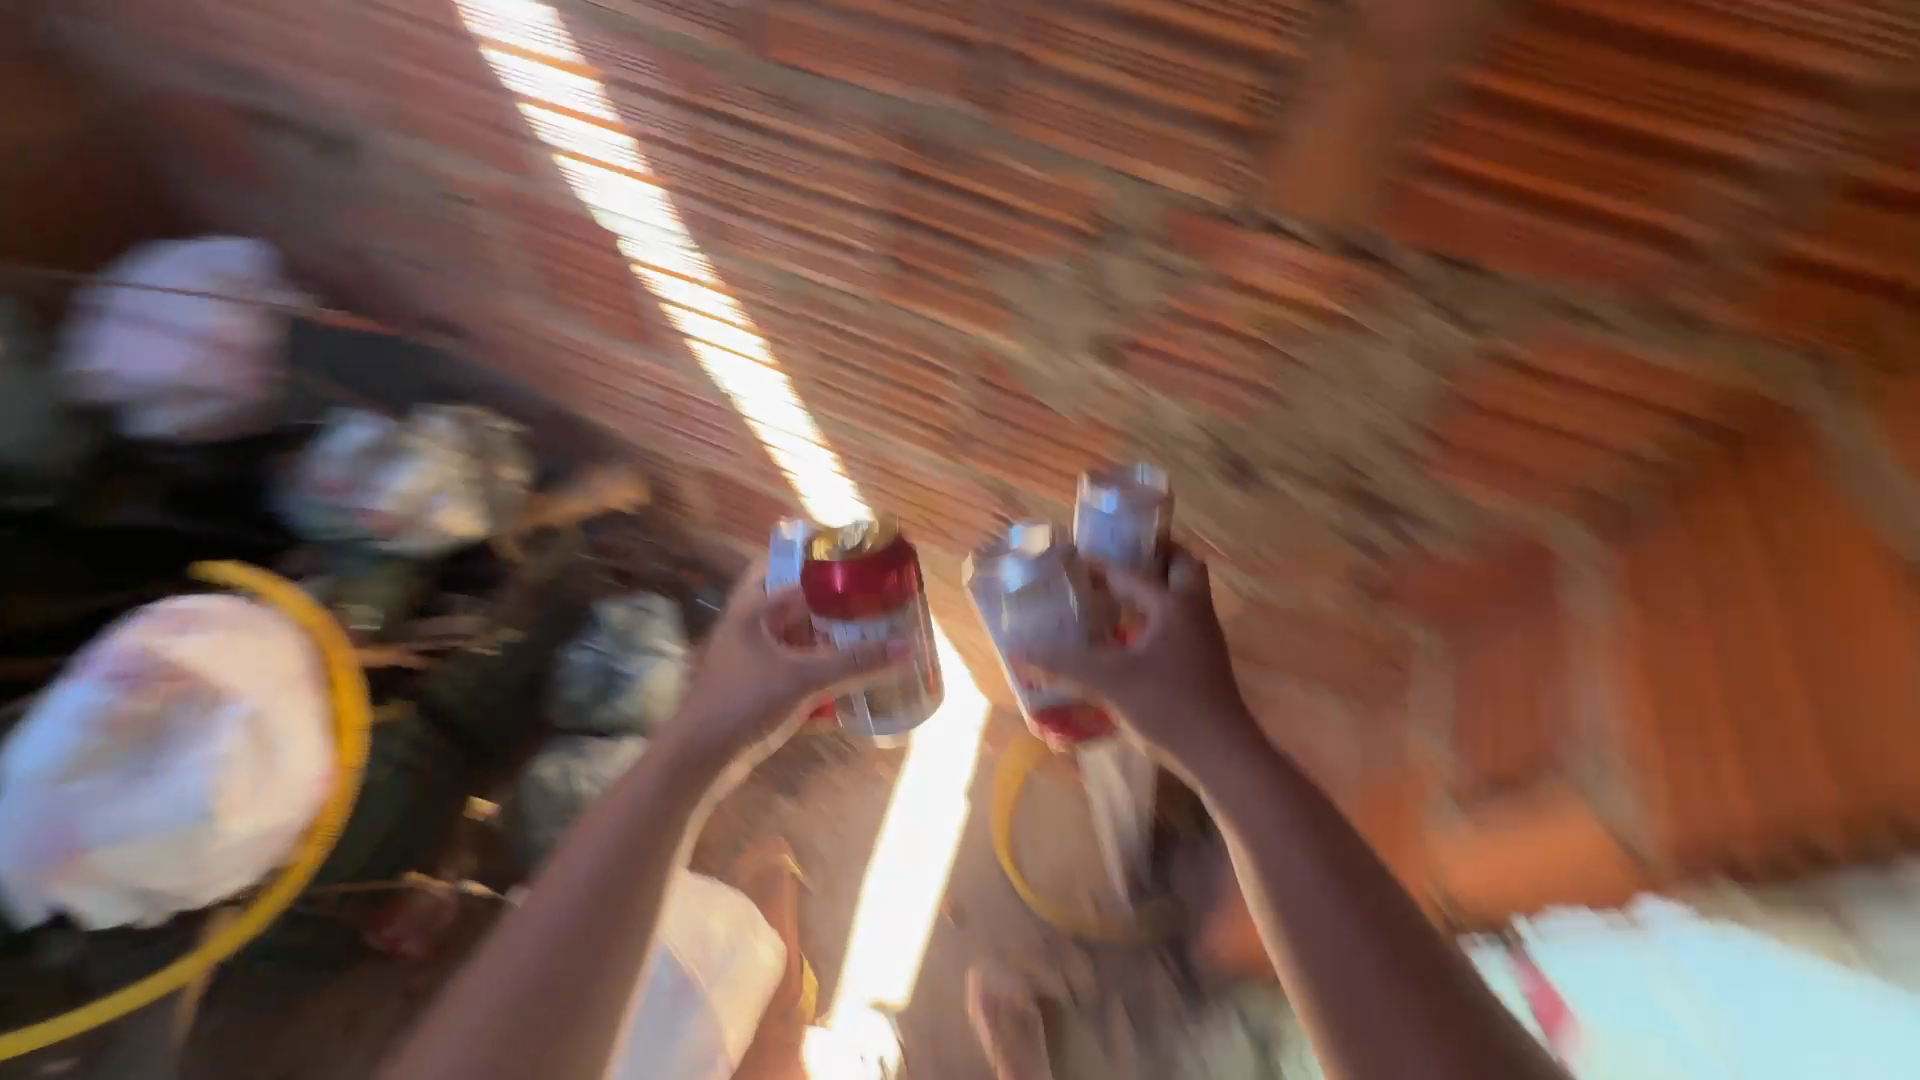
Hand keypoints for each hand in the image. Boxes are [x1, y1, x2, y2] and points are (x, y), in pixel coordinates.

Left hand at [660, 559, 902, 772]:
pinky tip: (846, 666)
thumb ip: (855, 662)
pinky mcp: (756, 679)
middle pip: (794, 598)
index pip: (790, 567)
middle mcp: (749, 623)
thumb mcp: (805, 679)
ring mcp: (751, 652)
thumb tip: (906, 648)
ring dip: (826, 630)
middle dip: (830, 599)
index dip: (825, 562)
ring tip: (867, 626)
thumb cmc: (745, 703)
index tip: (862, 563)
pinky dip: (818, 658)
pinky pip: (794, 658)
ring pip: (795, 630)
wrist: (701, 757)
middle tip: (869, 596)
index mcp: (752, 607)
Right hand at [1017, 549, 1257, 765]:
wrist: (1222, 755)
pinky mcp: (1202, 664)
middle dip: (1152, 556)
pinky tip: (1127, 640)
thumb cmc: (1169, 707)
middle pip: (1181, 566)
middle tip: (1116, 561)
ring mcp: (1203, 639)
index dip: (1100, 564)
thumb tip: (1021, 651)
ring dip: (1155, 589)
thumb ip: (1064, 665)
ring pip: (1183, 597)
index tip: (1070, 561)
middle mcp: (1194, 613)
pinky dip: (1155, 619)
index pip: (1132, 571)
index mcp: (1175, 605)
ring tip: (1115, 596)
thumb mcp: (1110, 683)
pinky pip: (1179, 624)